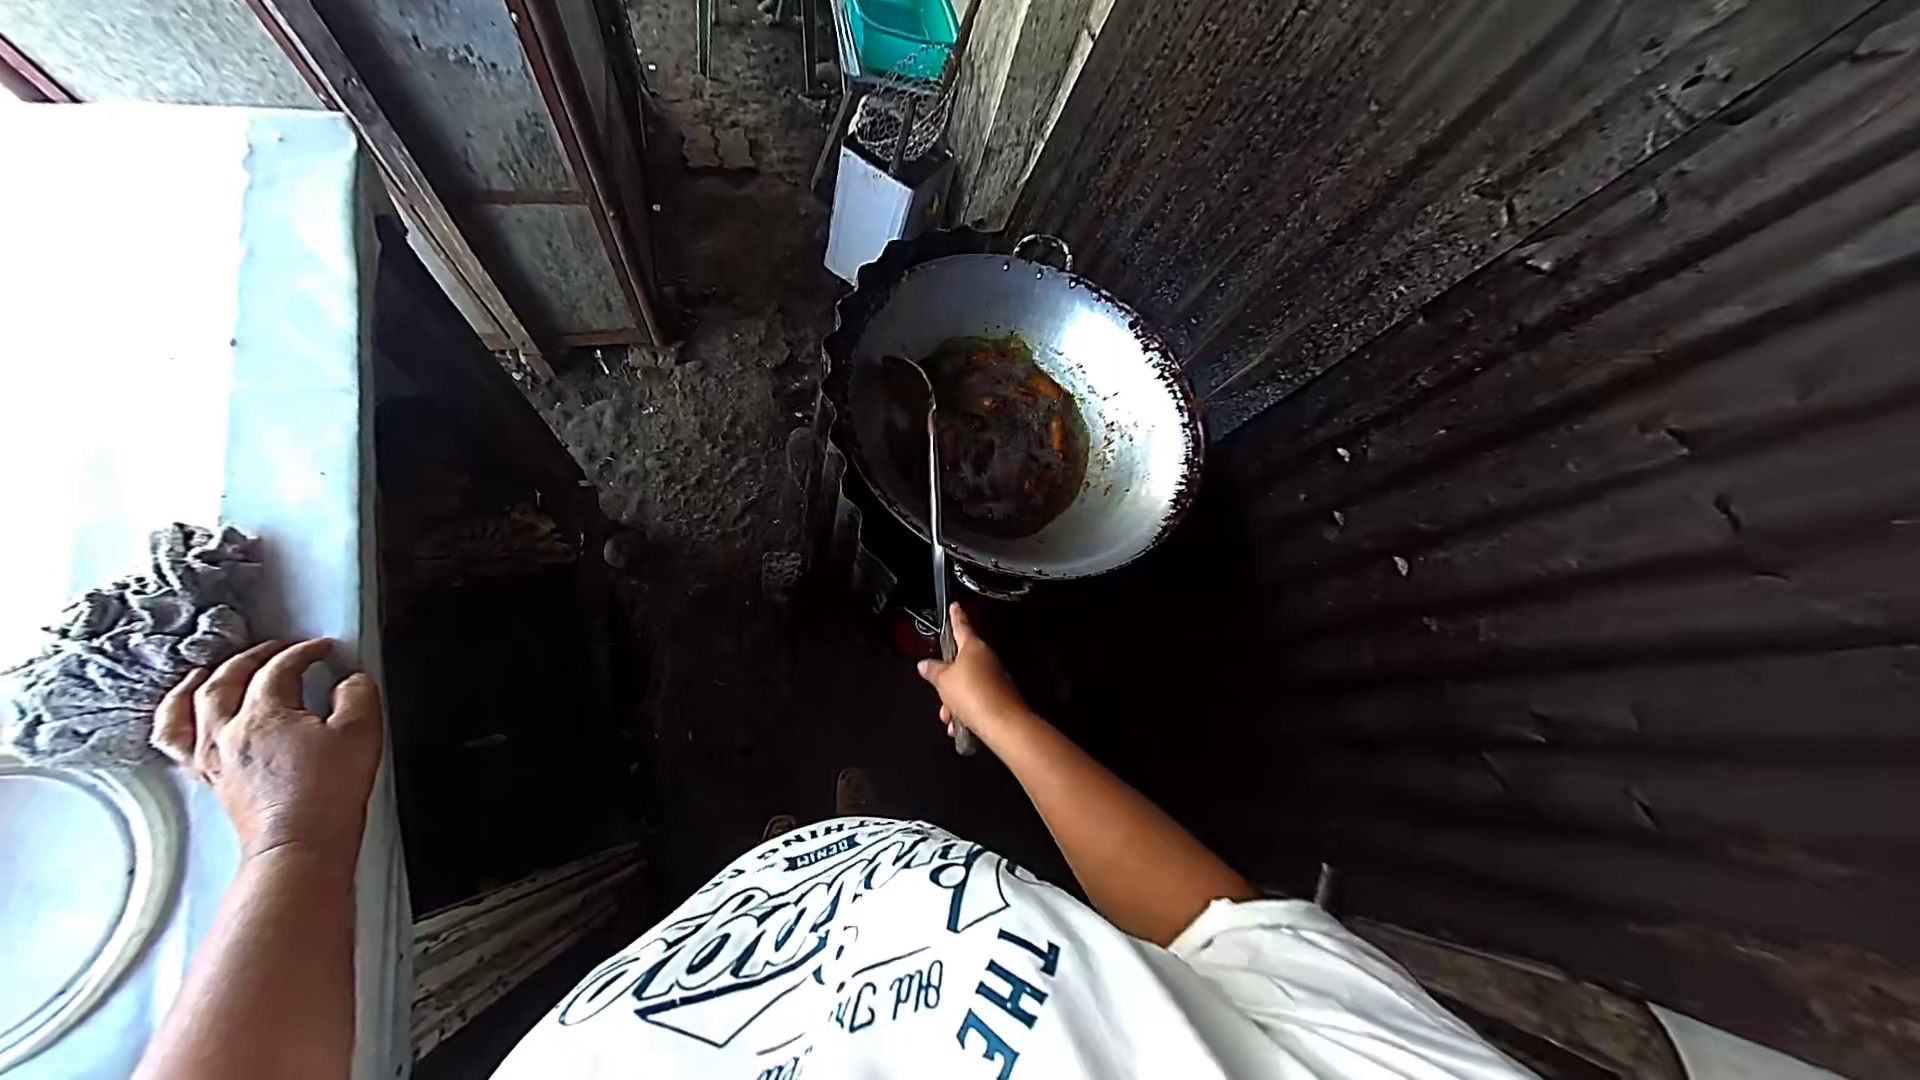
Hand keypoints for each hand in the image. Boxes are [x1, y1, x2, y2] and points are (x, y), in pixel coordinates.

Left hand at [152, 639, 382, 863]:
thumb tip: (351, 680)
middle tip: (277, 647)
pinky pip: (175, 740)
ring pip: (185, 708)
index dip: (304, 651)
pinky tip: (184, 717)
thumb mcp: (362, 729)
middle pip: (226, 681)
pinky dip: (175, 719)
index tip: (323, 647)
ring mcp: (212, 756)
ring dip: (198, 682)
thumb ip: (358, 693)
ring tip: (209, 670)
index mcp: (265, 716)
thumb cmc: (330, 786)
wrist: (302, 836)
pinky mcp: (210, 777)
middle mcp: (228, 732)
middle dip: (253, 657)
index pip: (279, 669)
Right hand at [916, 604, 1033, 741]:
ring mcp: (995, 678)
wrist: (1003, 724)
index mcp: (973, 647)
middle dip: (946, 683)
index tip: (955, 606)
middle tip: (940, 695)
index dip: (955, 616)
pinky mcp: (1000, 698)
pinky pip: (976, 701)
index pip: (961, 625)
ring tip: (950, 717)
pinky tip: (960, 726)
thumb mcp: (943, 681)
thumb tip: (924, 664)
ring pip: (966, 686)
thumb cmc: (973, 695)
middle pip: (960, 664)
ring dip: (954, 702)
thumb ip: (932, 671)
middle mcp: (987, 659)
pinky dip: (965, 713)